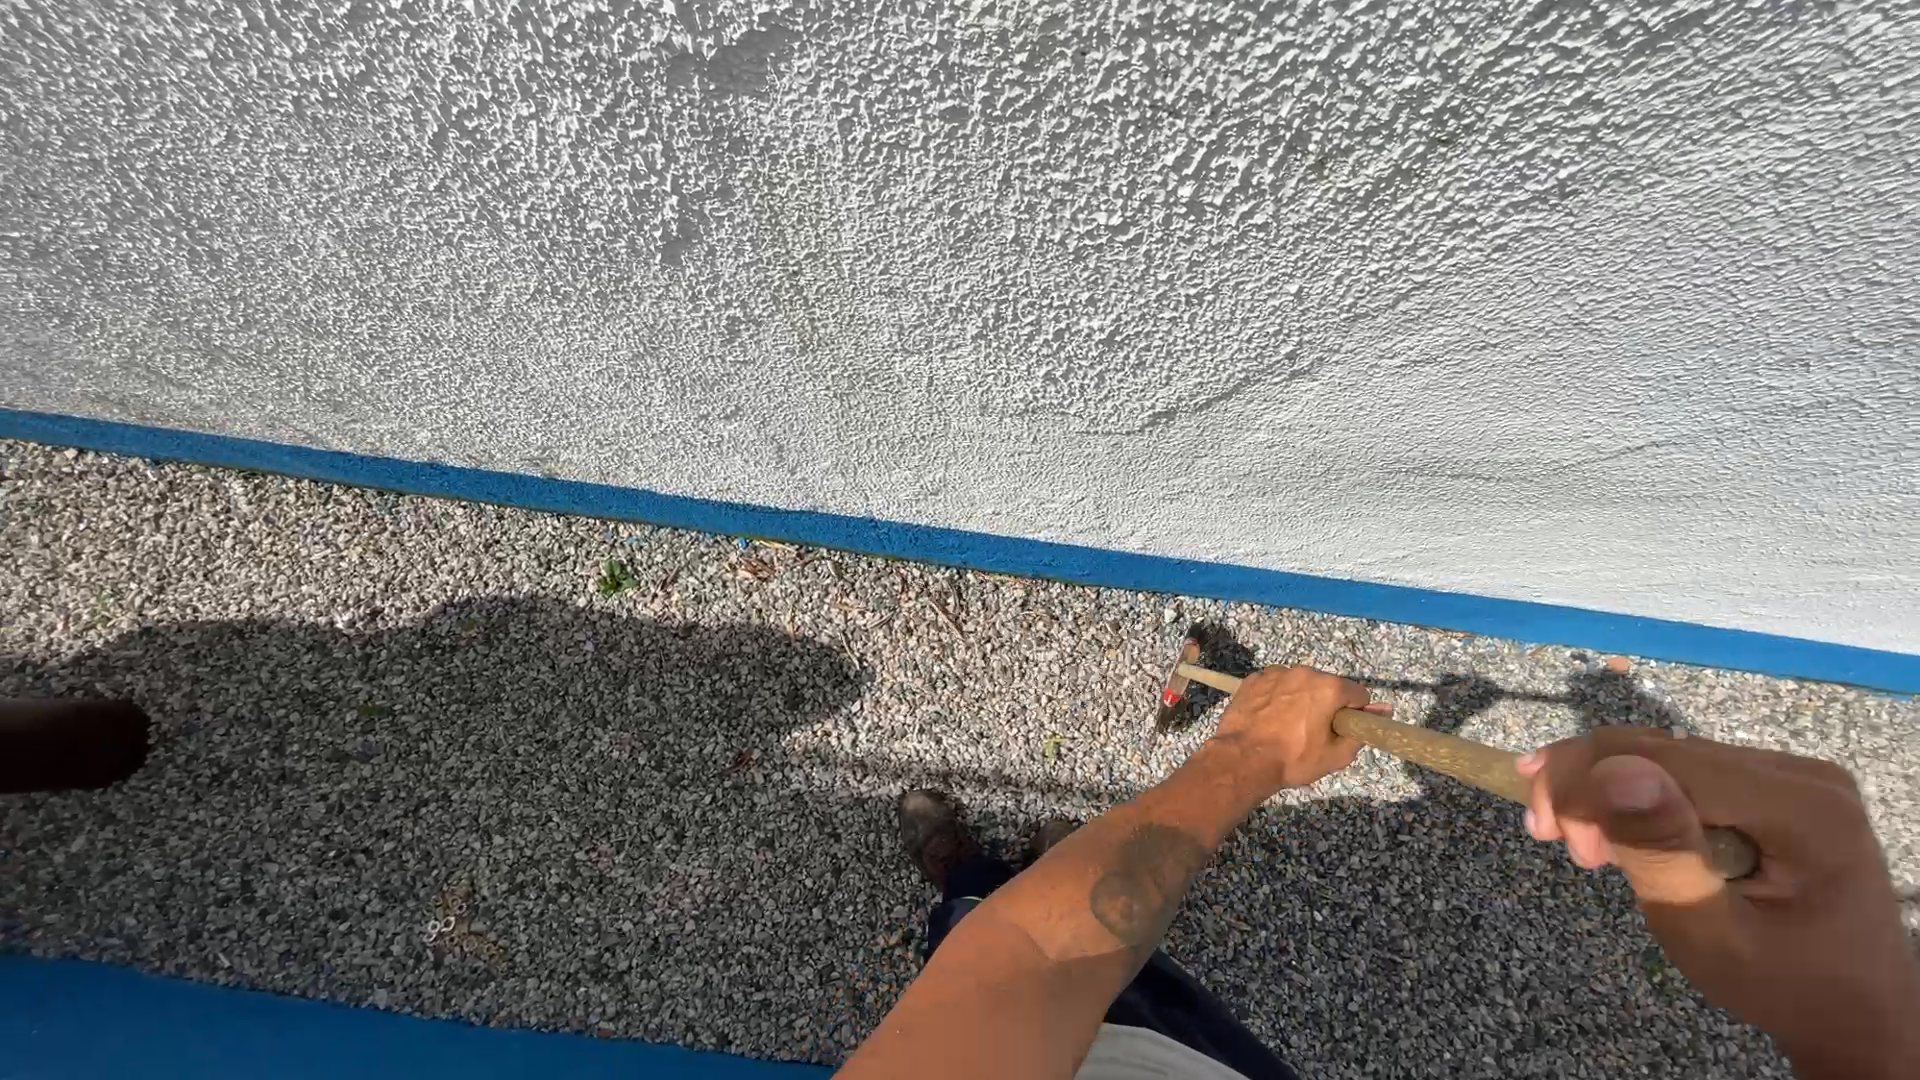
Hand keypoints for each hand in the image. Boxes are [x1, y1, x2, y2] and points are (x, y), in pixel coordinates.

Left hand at [1209, 666, 1379, 790]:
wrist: (1242, 758)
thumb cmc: (1293, 759)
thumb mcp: (1337, 754)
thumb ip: (1362, 729)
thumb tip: (1384, 709)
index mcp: (1328, 687)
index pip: (1357, 694)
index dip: (1354, 713)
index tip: (1342, 729)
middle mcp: (1302, 672)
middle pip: (1326, 686)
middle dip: (1325, 704)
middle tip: (1313, 731)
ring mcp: (1274, 673)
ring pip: (1299, 684)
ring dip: (1299, 698)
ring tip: (1287, 725)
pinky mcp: (1252, 679)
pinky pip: (1274, 685)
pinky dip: (1276, 697)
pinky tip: (1269, 717)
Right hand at [1519, 727, 1919, 1079]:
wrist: (1850, 1011)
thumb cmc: (1778, 983)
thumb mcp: (1709, 933)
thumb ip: (1664, 854)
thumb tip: (1615, 771)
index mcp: (1803, 809)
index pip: (1656, 761)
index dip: (1583, 783)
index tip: (1544, 833)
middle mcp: (1799, 774)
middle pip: (1646, 748)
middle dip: (1578, 785)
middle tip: (1548, 836)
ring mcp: (1785, 773)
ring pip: (1645, 750)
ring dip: (1591, 788)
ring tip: (1579, 843)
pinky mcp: (1765, 780)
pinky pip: (1665, 764)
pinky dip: (1618, 790)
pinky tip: (1603, 825)